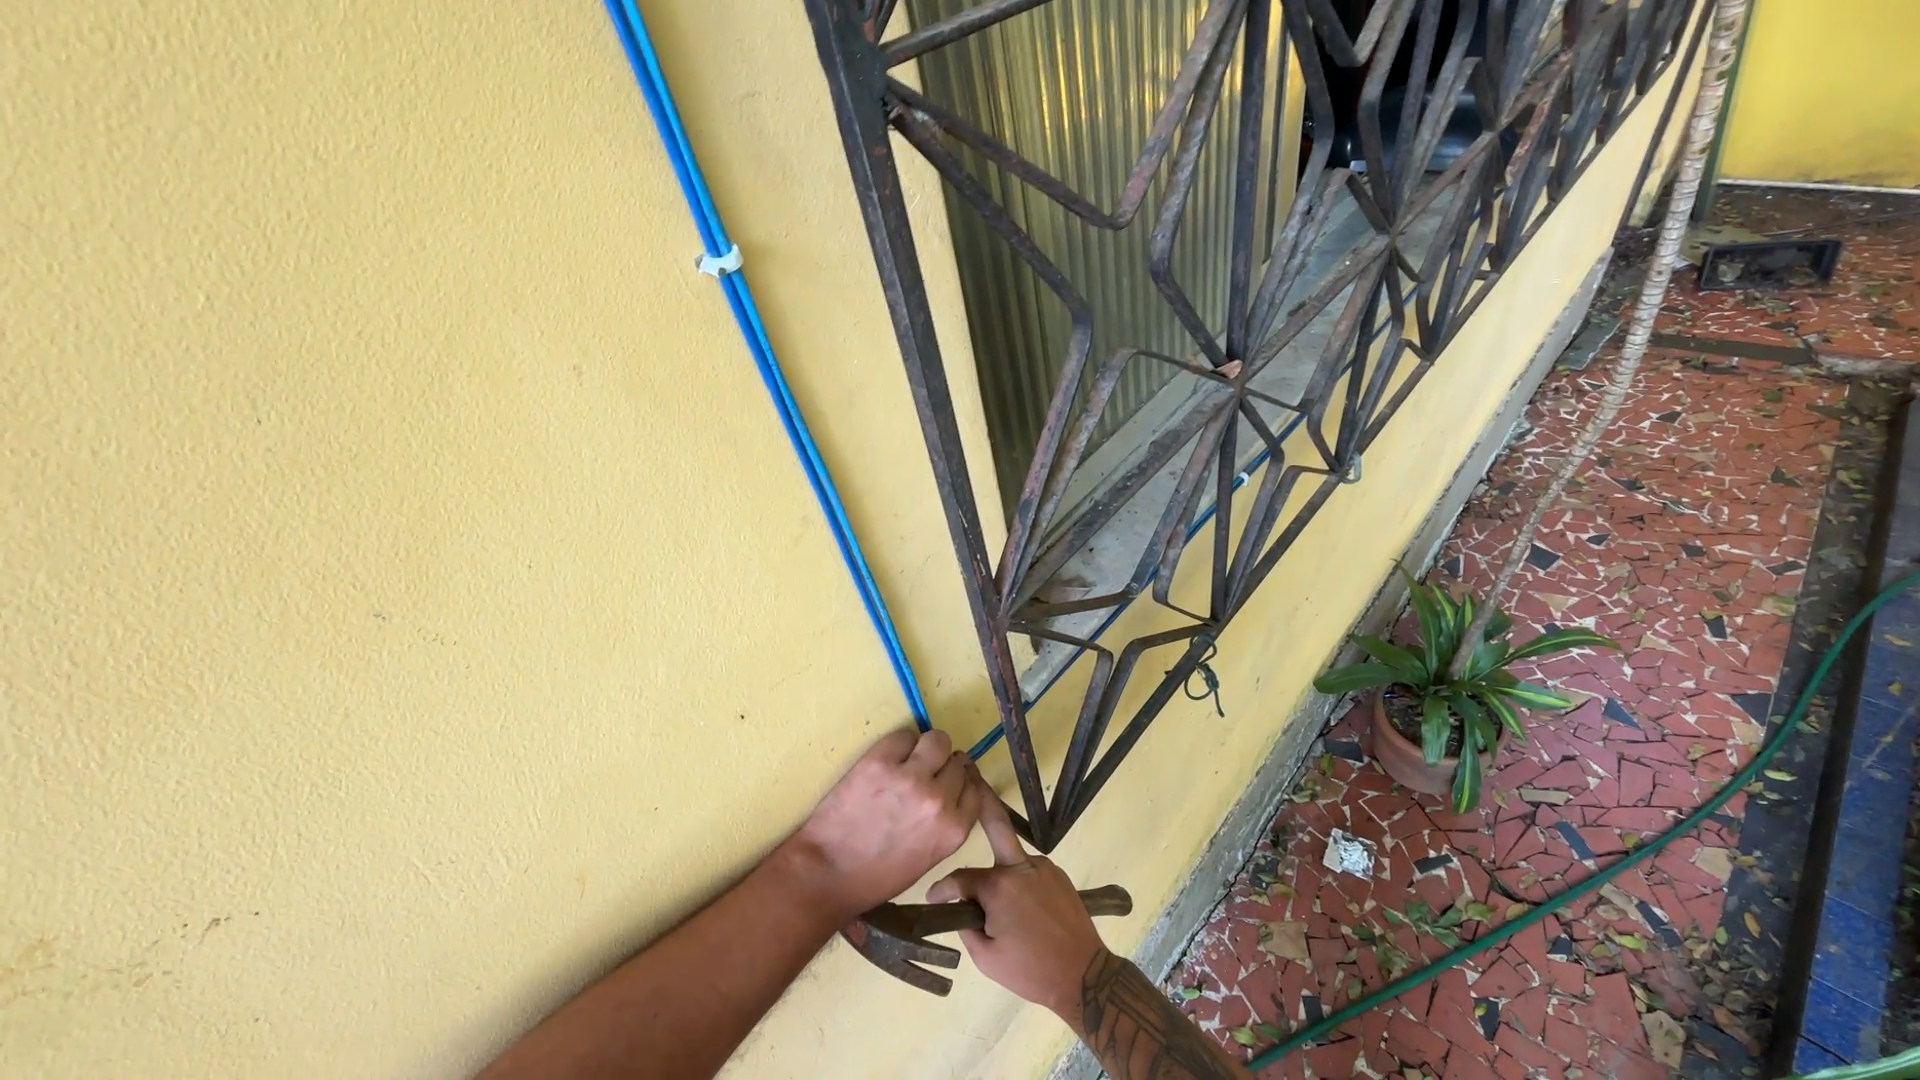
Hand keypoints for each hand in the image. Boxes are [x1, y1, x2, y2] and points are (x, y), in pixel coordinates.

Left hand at [782, 729, 978, 922]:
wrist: (828, 873)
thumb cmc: (877, 876)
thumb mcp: (929, 857)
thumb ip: (946, 824)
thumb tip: (948, 791)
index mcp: (954, 830)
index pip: (974, 788)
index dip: (959, 782)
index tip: (946, 781)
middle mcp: (939, 800)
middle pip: (958, 762)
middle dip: (943, 766)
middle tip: (923, 772)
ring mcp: (910, 777)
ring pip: (937, 740)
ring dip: (927, 747)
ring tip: (910, 759)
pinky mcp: (880, 761)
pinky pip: (903, 736)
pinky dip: (900, 744)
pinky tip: (888, 759)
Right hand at [926, 773, 1106, 1019]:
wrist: (1084, 974)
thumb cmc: (1030, 970)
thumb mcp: (986, 957)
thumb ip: (967, 926)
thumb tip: (963, 907)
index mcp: (999, 887)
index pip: (960, 878)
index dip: (942, 889)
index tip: (932, 899)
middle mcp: (1021, 867)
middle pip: (997, 824)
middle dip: (982, 797)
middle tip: (969, 771)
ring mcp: (1044, 868)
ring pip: (1012, 860)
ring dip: (1001, 872)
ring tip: (998, 901)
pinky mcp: (1059, 875)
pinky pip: (1030, 873)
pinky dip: (1021, 883)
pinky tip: (1022, 908)